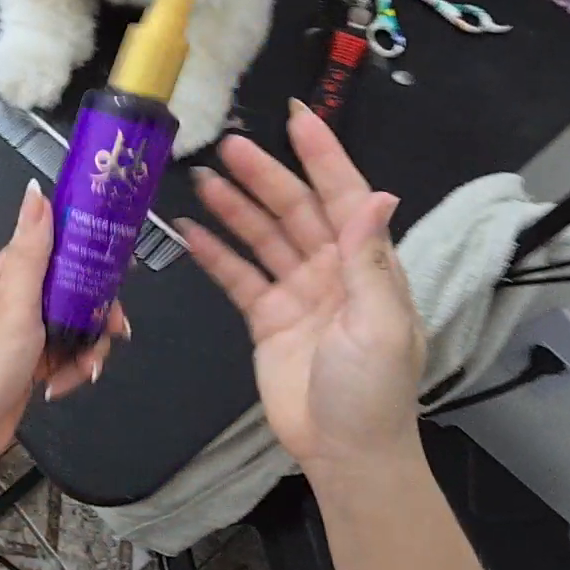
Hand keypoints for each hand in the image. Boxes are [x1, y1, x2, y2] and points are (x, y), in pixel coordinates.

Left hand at [0, 180, 126, 469]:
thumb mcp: (13, 302)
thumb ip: (31, 249)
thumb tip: (35, 195)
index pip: (53, 249)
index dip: (88, 260)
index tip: (113, 274)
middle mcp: (7, 299)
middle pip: (71, 289)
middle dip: (94, 314)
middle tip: (108, 330)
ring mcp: (18, 330)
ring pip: (73, 325)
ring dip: (84, 349)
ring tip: (79, 368)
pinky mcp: (27, 359)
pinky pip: (64, 353)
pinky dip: (69, 369)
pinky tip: (59, 384)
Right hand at [177, 101, 425, 477]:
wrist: (343, 450)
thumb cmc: (373, 390)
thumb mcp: (379, 324)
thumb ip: (370, 260)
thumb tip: (376, 196)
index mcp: (367, 265)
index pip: (344, 197)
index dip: (323, 156)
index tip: (298, 119)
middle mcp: (331, 269)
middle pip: (294, 211)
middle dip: (264, 177)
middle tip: (229, 148)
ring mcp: (296, 292)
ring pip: (261, 238)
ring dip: (234, 209)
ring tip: (202, 180)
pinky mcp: (266, 317)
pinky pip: (237, 276)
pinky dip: (215, 254)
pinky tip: (189, 233)